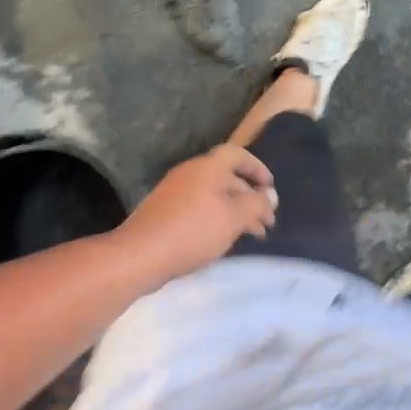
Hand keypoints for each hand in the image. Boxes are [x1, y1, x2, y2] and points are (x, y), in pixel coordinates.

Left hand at [118, 144, 276, 281]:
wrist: (139, 254)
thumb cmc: (193, 230)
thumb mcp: (234, 218)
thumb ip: (257, 204)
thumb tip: (270, 196)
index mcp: (208, 167)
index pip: (238, 155)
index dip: (258, 168)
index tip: (270, 188)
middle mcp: (191, 172)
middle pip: (227, 177)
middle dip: (250, 197)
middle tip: (266, 221)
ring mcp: (175, 191)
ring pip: (214, 195)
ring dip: (235, 211)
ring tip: (251, 234)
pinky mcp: (164, 211)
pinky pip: (199, 207)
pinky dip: (216, 217)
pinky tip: (223, 238)